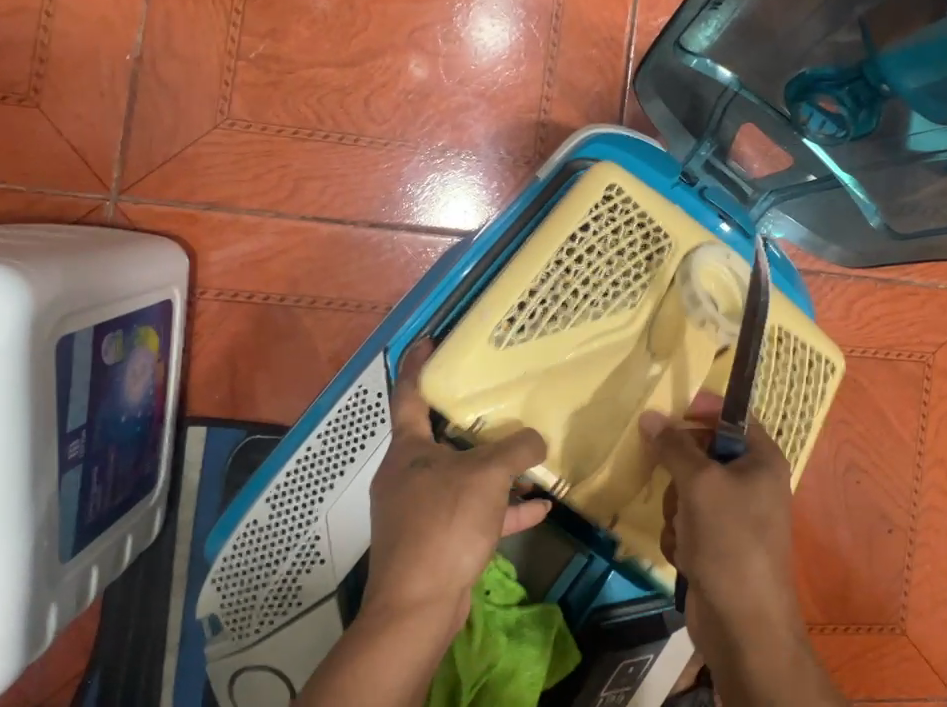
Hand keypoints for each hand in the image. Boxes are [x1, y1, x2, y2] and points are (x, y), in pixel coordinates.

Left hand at [363, 341, 551, 642]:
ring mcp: (419, 511)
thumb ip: (516, 450)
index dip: (417, 364)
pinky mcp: (435, 542)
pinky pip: (473, 514)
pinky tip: (539, 506)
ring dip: (494, 470)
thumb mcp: (486, 476)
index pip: (408, 394)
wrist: (417, 606)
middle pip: (439, 438)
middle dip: (469, 423)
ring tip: (531, 458)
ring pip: (460, 478)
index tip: (429, 340)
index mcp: (408, 449)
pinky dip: (502, 509)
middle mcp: (407, 475)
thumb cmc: (443, 524)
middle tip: (498, 401)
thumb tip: (537, 439)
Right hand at [641, 404, 844, 706]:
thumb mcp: (699, 483)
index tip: (667, 410)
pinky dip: (679, 536)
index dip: (702, 409)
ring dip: (676, 510)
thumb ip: (673, 446)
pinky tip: (685, 556)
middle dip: (680, 473)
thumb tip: (649, 416)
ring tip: (684, 531)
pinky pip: (685, 523)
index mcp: (762, 459)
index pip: (732, 416)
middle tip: (675, 485)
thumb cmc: (730, 540)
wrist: (743, 624)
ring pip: (686, 490)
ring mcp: (733, 517)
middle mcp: (751, 483)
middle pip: (703, 454)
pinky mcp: (715, 546)